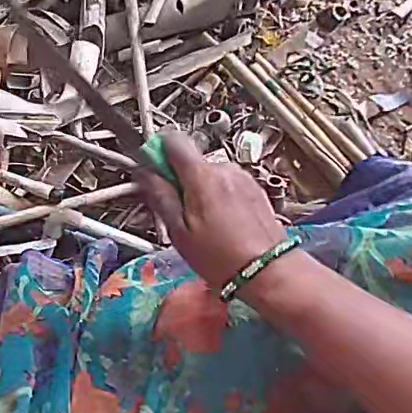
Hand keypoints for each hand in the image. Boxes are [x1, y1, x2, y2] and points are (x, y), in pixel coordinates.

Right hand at [137, 131, 289, 288]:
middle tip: (176, 210)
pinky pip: (226, 183)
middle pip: (191, 160)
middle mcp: (225, 170)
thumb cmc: (222, 257)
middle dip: (178, 179)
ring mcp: (242, 178)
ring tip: (200, 222)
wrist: (267, 271)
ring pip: (208, 173)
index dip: (157, 152)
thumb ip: (160, 195)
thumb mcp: (178, 230)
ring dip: (198, 189)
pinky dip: (217, 196)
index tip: (153, 171)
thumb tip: (144, 174)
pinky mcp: (254, 189)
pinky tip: (218, 222)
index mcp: (202, 176)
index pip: (173, 141)